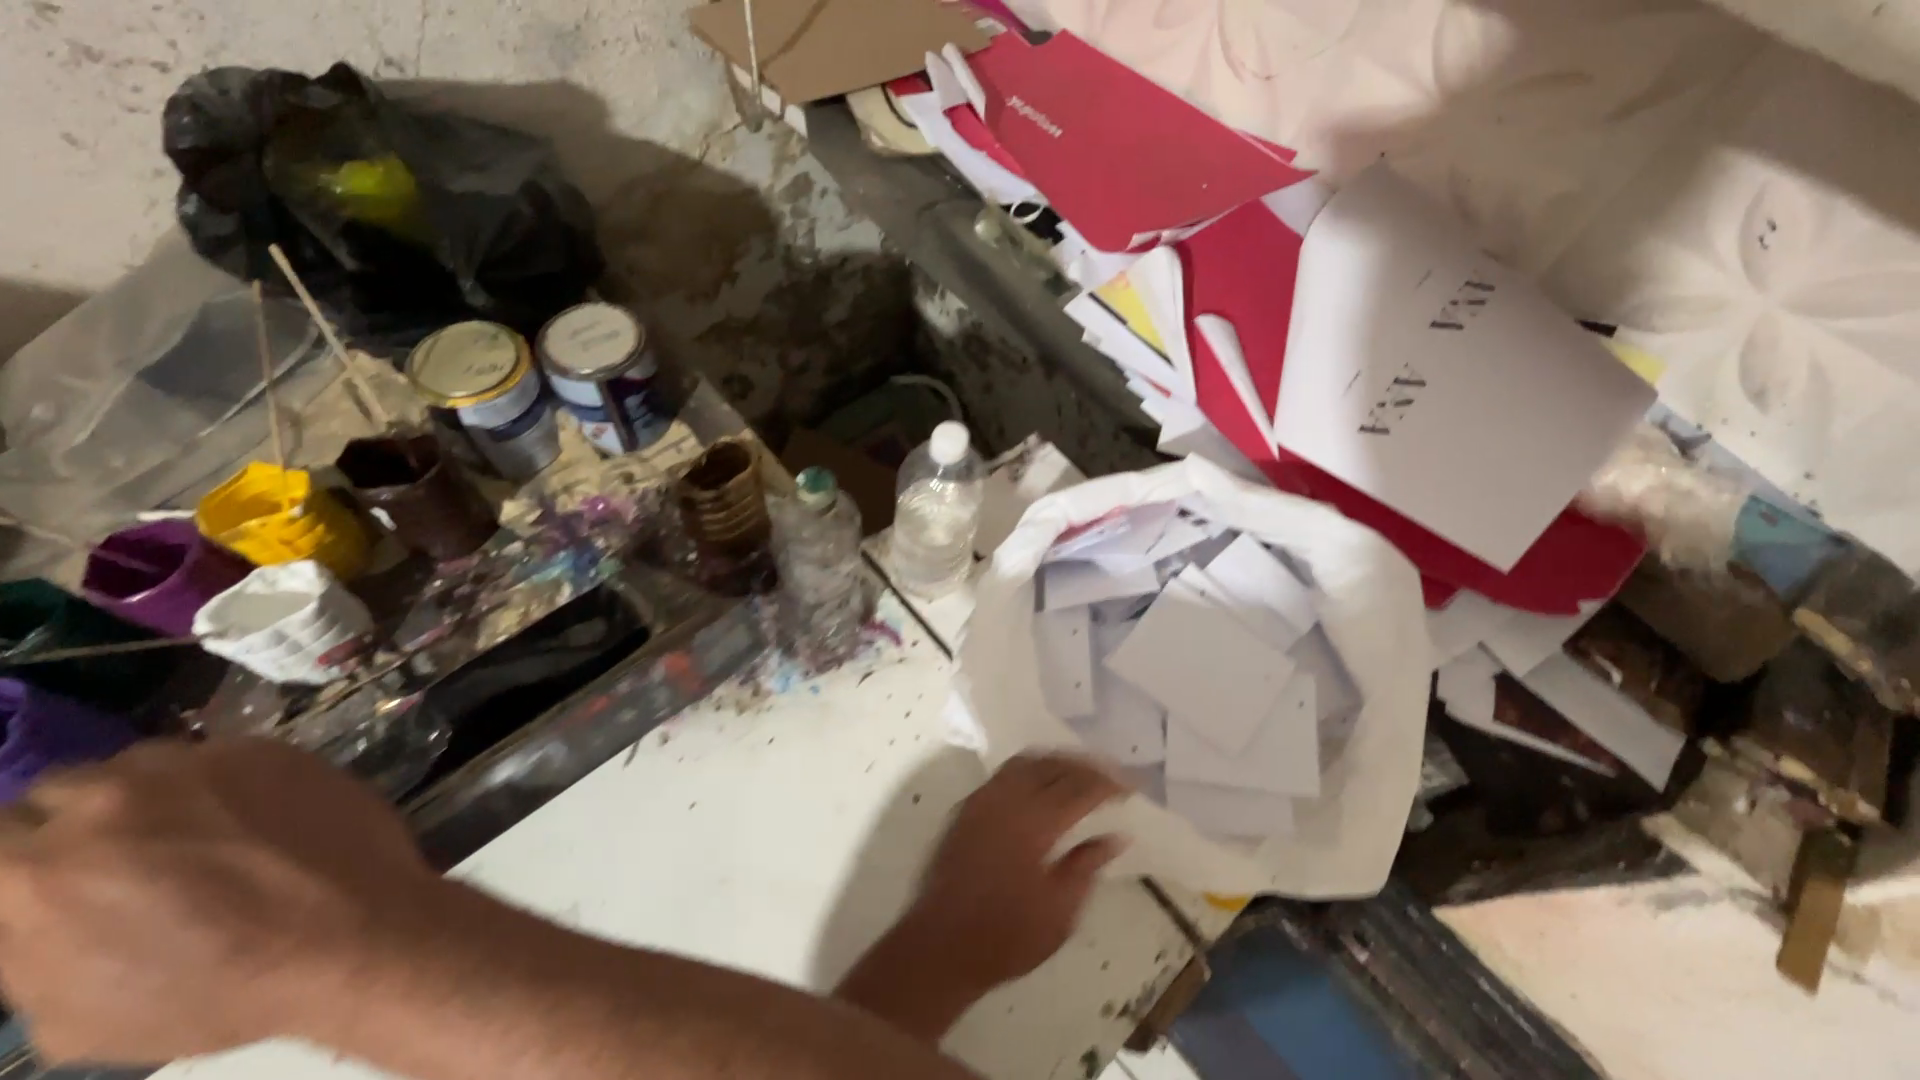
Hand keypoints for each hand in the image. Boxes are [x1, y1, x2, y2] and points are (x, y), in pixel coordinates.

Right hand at [0, 738, 437, 1063]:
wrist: (354, 935)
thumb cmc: (216, 991)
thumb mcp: (72, 1015)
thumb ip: (23, 949)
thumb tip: (23, 911)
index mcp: (40, 871)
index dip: (21, 857)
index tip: (54, 876)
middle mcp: (112, 798)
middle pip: (65, 792)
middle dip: (82, 822)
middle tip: (130, 857)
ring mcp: (199, 763)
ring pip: (142, 765)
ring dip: (152, 795)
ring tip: (197, 837)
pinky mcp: (268, 748)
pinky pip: (219, 757)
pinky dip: (222, 783)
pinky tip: (254, 819)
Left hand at [836, 752, 1127, 1041]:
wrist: (939, 947)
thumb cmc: (1005, 937)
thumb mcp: (1059, 912)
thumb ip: (1085, 867)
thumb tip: (1114, 838)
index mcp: (1034, 823)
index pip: (1079, 788)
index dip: (1108, 784)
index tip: (1131, 788)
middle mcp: (1006, 800)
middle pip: (1052, 765)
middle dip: (1085, 767)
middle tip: (1111, 778)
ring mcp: (981, 801)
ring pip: (1025, 762)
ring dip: (1056, 763)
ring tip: (1080, 776)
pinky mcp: (965, 810)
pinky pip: (1004, 774)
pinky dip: (1030, 770)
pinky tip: (1042, 787)